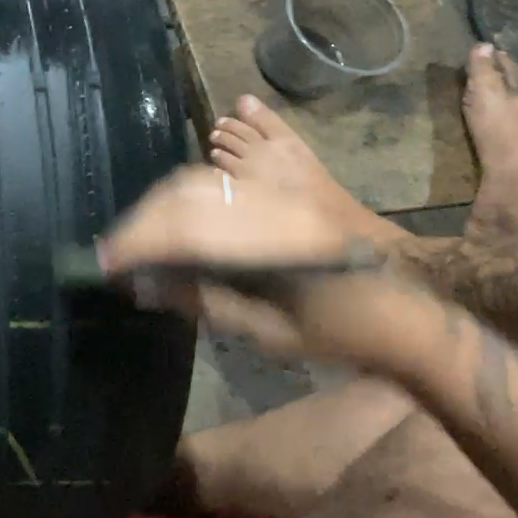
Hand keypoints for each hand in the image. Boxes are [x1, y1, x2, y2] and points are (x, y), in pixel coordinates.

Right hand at [99, 167, 394, 365]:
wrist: (411, 315)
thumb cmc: (341, 337)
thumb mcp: (268, 332)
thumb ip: (202, 302)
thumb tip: (142, 286)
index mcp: (276, 244)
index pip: (186, 229)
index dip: (139, 241)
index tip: (106, 263)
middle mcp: (276, 207)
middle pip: (187, 195)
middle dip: (142, 221)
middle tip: (115, 252)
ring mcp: (281, 194)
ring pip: (199, 182)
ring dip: (157, 207)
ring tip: (136, 236)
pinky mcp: (283, 191)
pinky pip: (221, 180)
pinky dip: (183, 196)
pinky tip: (168, 217)